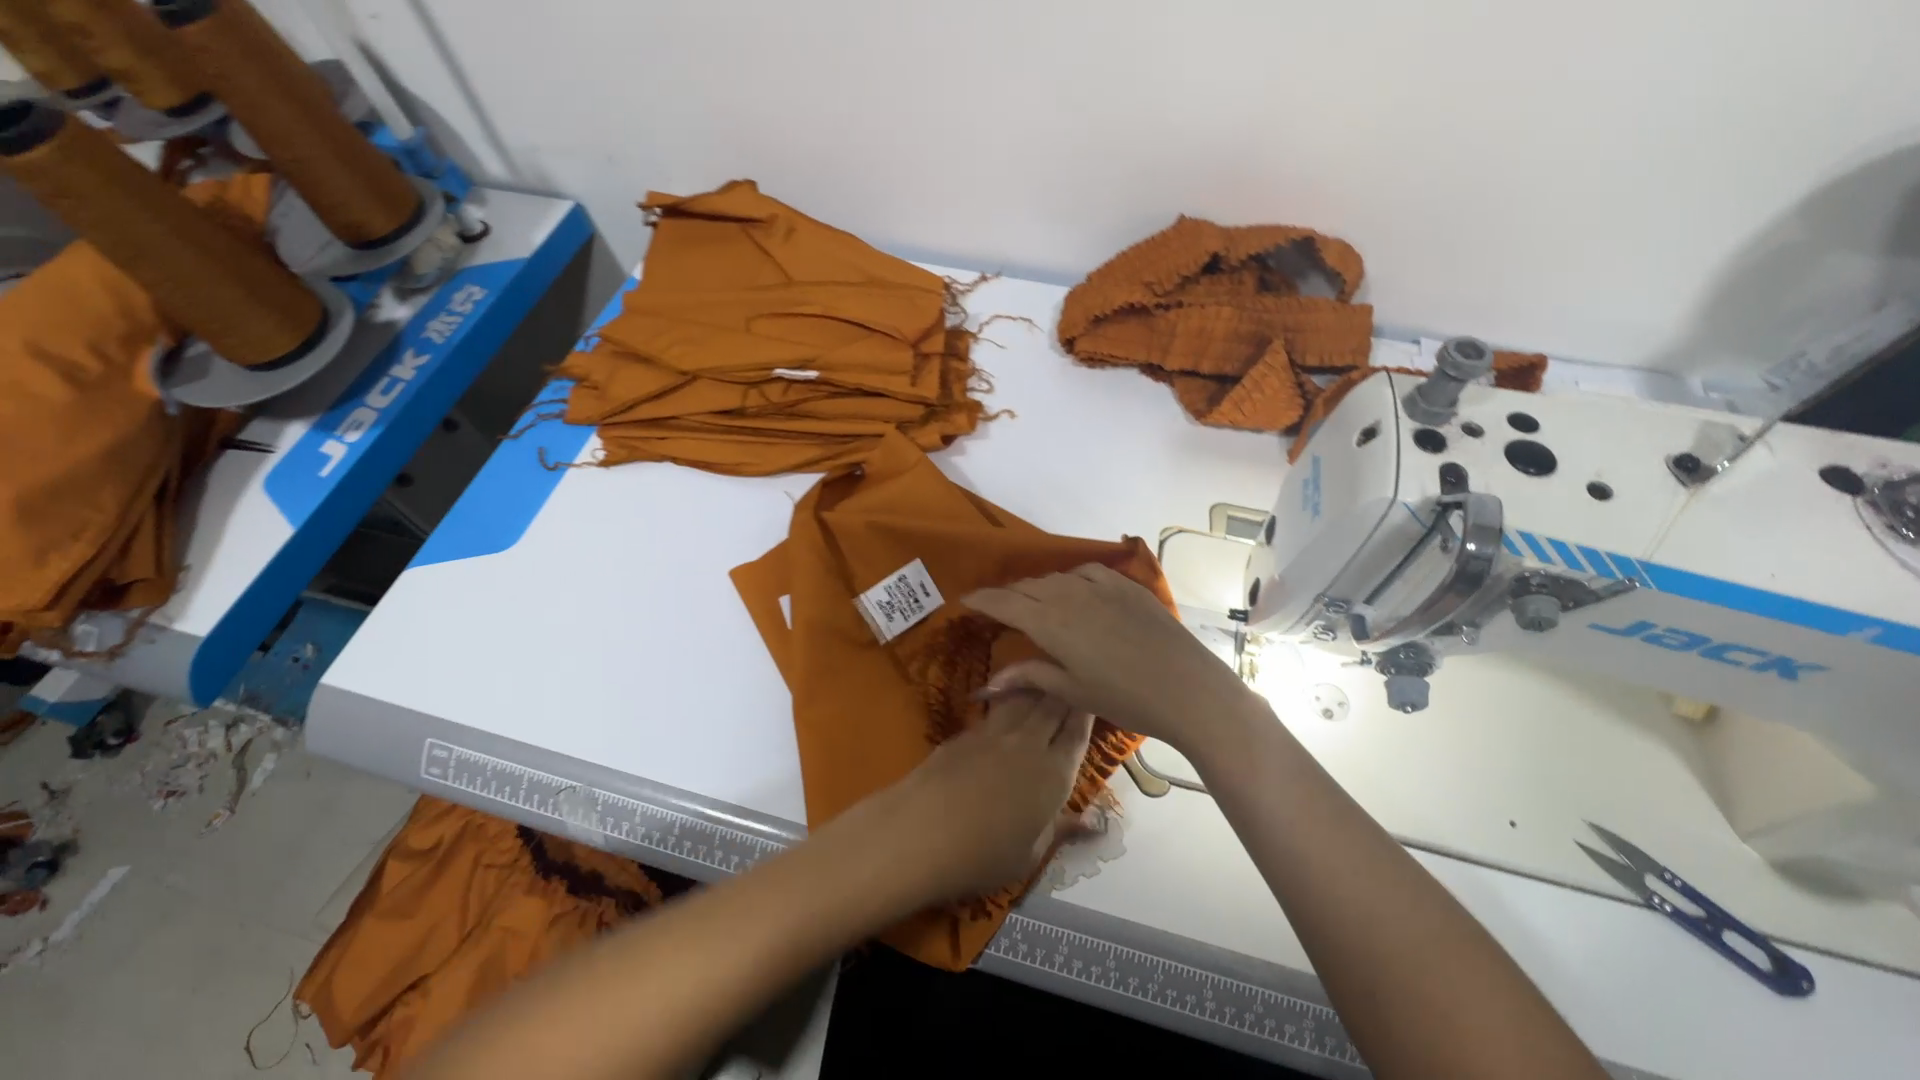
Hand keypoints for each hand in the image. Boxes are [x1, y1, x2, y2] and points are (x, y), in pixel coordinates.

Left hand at [843, 691, 1093, 903]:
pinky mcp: (964, 733)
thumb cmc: (983, 856)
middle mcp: (1029, 744)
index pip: (1078, 732)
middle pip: (1053, 705)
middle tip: (1073, 681)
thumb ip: (1062, 830)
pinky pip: (994, 711)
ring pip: (1024, 700)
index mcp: (1055, 773)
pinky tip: (1004, 704)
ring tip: (1044, 682)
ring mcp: (994, 733)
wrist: (920, 833)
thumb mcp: (1030, 854)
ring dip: (1037, 689)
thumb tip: (1096, 823)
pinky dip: (1006, 702)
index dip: (1088, 712)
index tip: (1094, 698)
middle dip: (1065, 691)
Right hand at [963, 563, 1267, 756]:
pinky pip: (1088, 572)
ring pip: (1057, 578)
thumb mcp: (1072, 691)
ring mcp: (1102, 587)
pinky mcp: (1128, 587)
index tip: (965, 601)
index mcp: (1050, 622)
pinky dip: (1071, 579)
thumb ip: (1029, 676)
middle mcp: (1070, 595)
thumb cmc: (1125, 698)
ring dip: (1038, 588)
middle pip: (1027, 587)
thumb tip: (987, 682)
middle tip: (997, 609)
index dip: (981, 600)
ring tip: (1033, 603)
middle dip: (1008, 595)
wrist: (1187, 688)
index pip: (1004, 602)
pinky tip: (1074, 591)